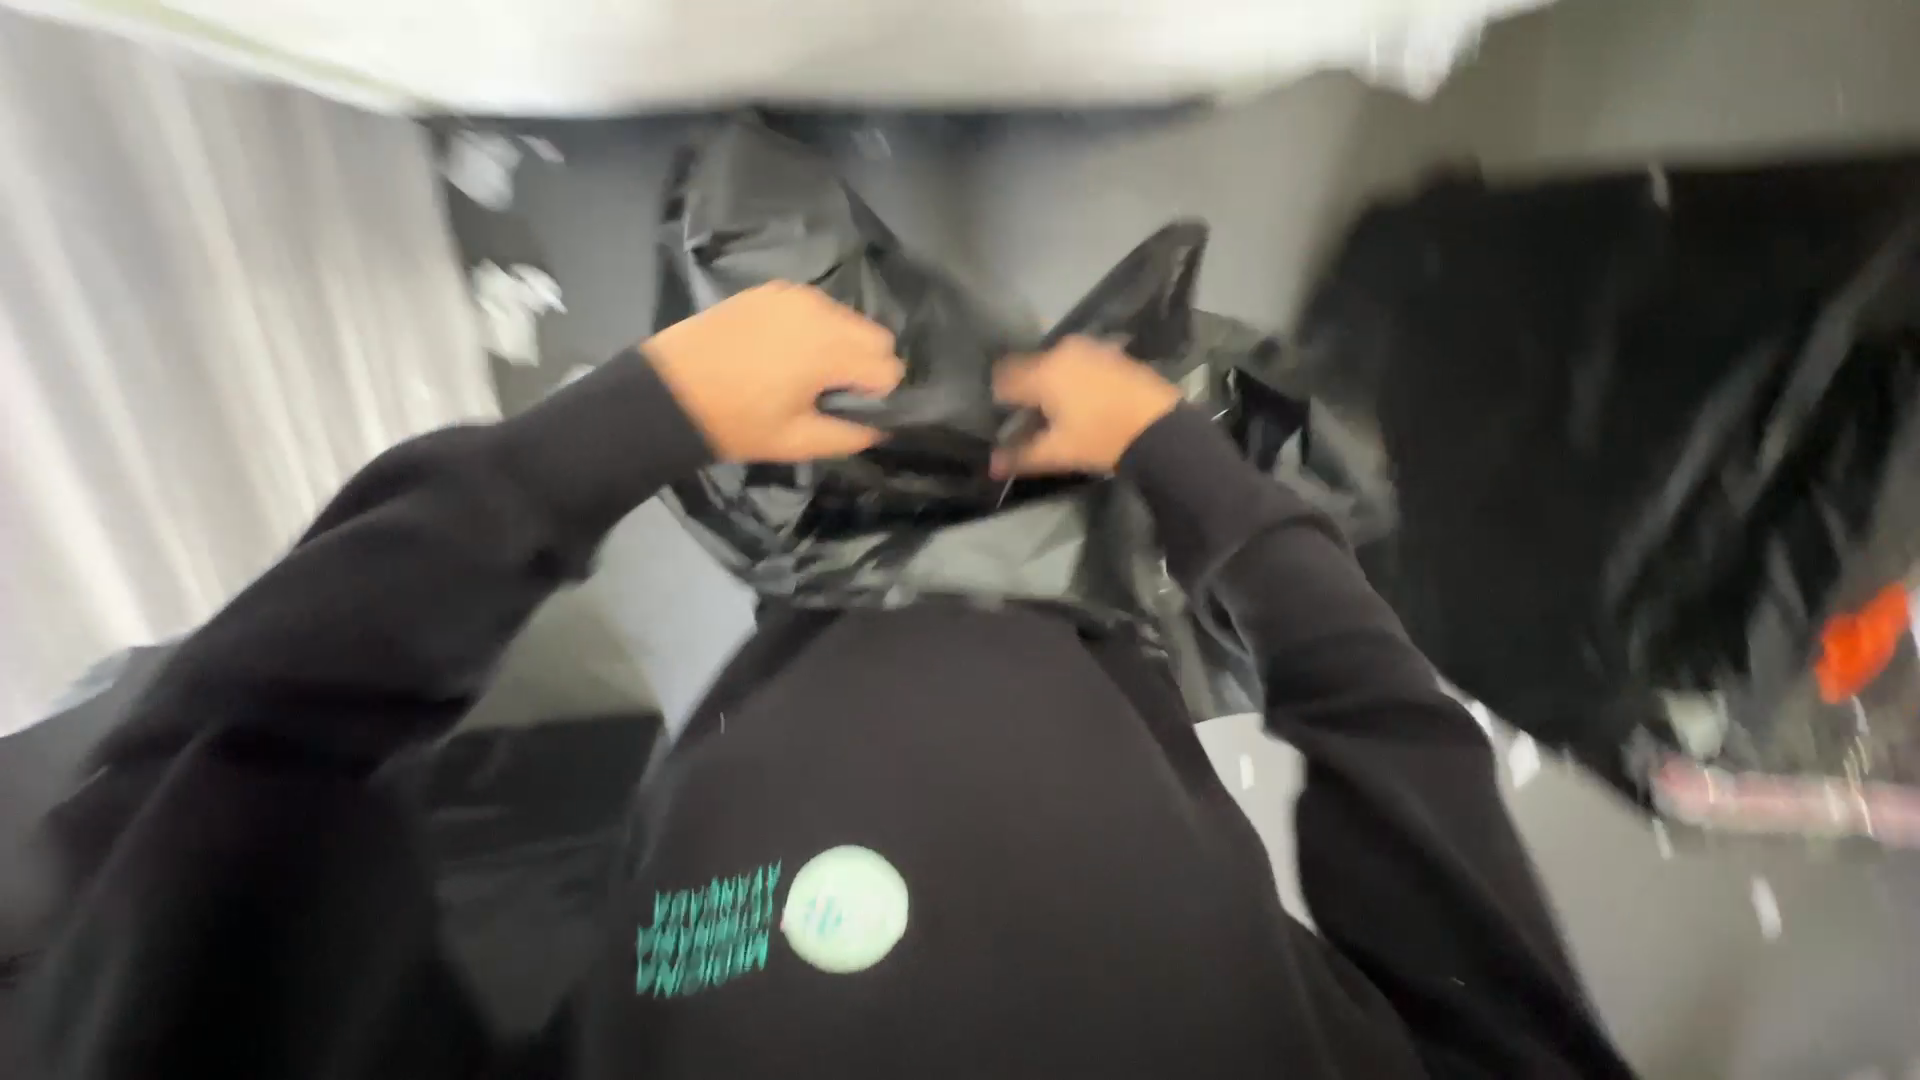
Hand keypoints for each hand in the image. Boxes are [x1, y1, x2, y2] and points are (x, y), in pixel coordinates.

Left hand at [645, 283, 904, 462]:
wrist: (667, 394)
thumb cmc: (735, 423)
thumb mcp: (798, 443)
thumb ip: (851, 435)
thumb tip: (878, 426)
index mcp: (828, 350)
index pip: (889, 367)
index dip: (879, 395)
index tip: (849, 410)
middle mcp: (820, 313)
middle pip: (877, 337)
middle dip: (867, 366)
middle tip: (831, 393)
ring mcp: (795, 296)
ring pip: (849, 320)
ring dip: (843, 346)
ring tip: (805, 374)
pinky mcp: (772, 291)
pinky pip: (818, 308)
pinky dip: (816, 329)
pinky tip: (784, 352)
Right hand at [991, 336, 1182, 476]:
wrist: (1160, 429)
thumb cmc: (1101, 439)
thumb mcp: (1057, 452)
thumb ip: (1020, 456)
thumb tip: (991, 466)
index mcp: (1043, 372)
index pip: (1002, 376)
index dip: (999, 397)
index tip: (1006, 417)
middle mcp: (1062, 350)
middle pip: (1029, 366)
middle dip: (1027, 389)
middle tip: (1034, 418)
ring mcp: (1091, 348)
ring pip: (1055, 362)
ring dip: (1051, 381)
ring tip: (1061, 410)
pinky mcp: (1113, 353)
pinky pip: (1080, 361)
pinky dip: (1075, 377)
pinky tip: (1086, 400)